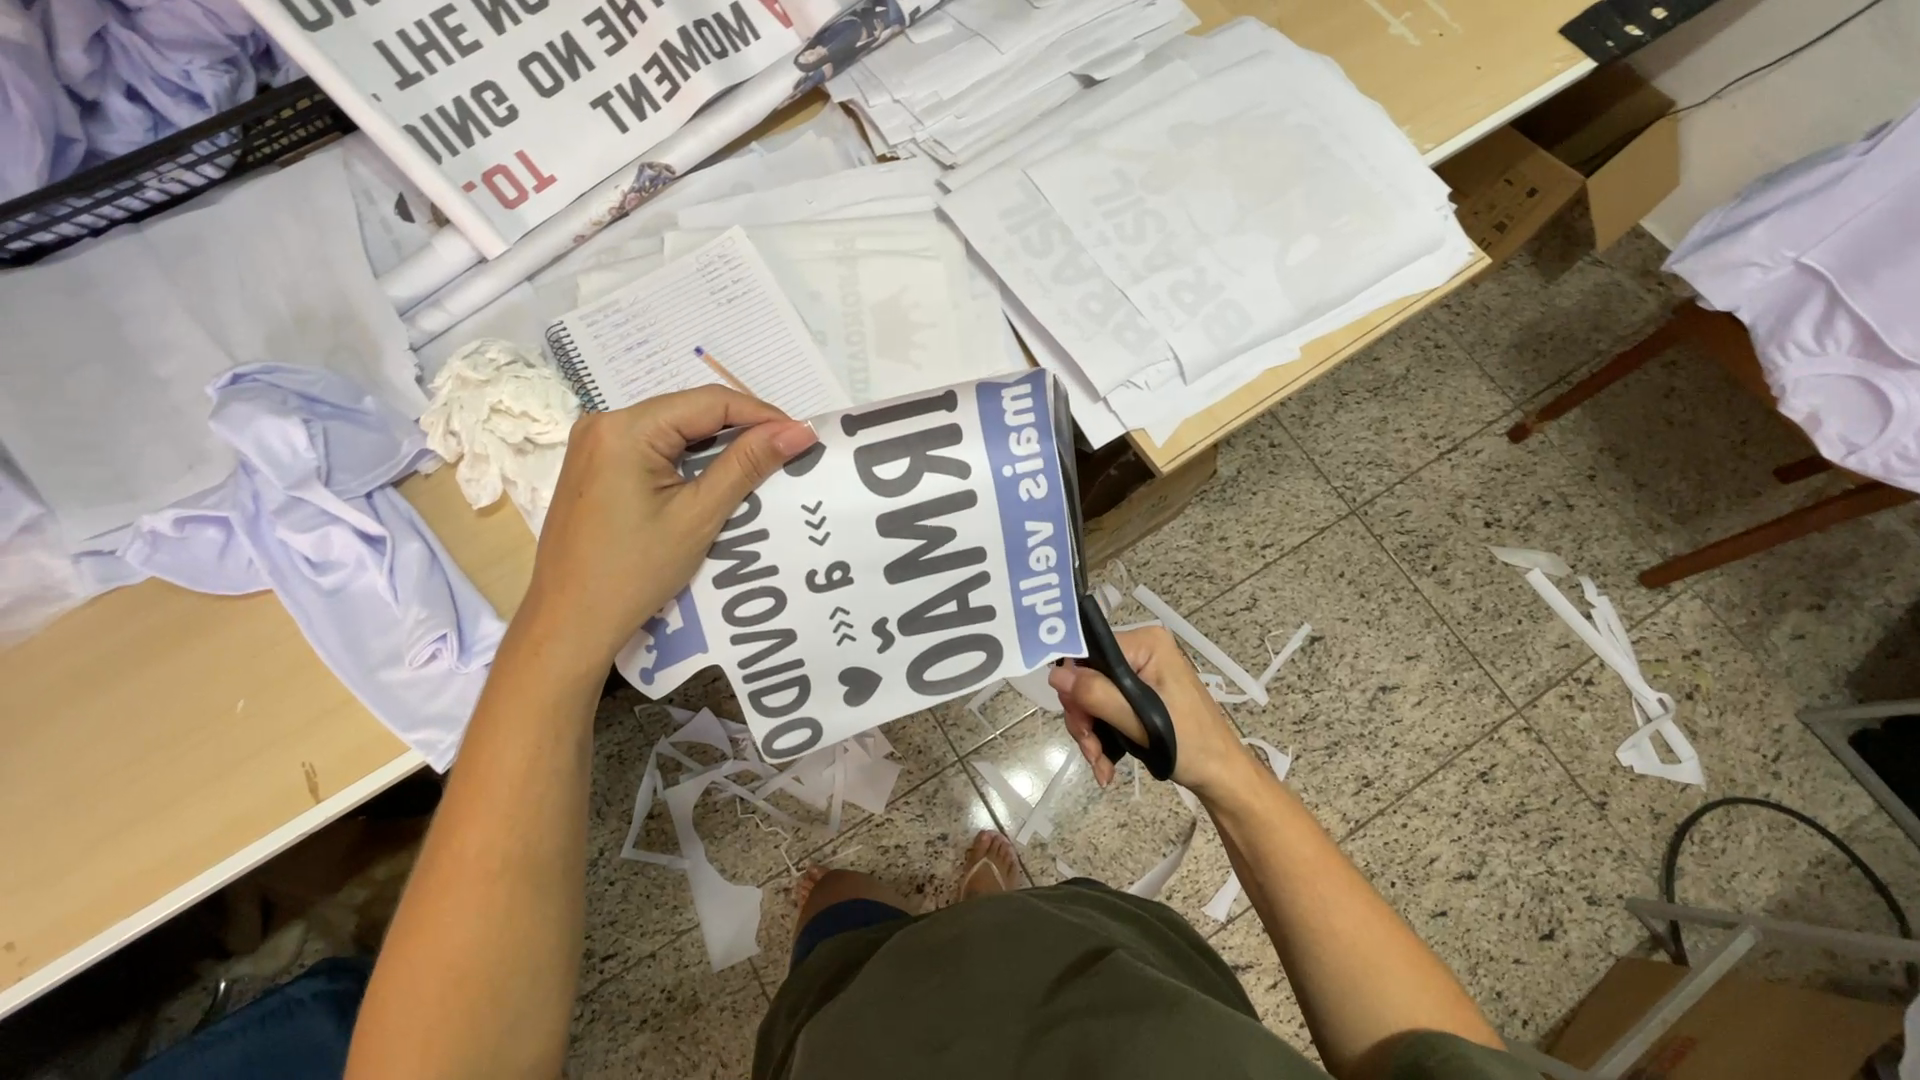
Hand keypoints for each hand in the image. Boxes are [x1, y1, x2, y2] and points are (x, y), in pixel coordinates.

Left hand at [519, 387, 817, 665]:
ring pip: (673, 429)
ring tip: (762, 462)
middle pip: (689, 410)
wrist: (570, 621)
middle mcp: (604, 423)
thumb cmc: (634, 572)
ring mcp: (595, 444)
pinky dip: (689, 458)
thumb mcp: (698, 515)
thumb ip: (747, 465)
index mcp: (625, 428)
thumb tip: (799, 430)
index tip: (802, 435)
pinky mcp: (595, 466)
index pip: (710, 402)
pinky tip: (717, 476)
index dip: (762, 414)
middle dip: (741, 427)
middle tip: (787, 450)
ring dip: (717, 443)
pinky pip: (653, 447)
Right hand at [1048, 627, 1256, 800]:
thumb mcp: (1140, 721)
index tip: (1080, 722)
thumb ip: (1097, 694)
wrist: (1221, 774)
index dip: (1074, 687)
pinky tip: (1106, 763)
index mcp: (1145, 644)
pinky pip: (1105, 707)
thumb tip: (1056, 675)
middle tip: (1092, 751)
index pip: (1087, 653)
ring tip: (1101, 763)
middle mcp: (1140, 650)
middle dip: (1085, 719)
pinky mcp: (1139, 693)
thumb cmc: (1191, 745)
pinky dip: (1102, 736)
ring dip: (1091, 734)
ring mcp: (1140, 673)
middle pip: (1087, 678)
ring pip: (1092, 697)